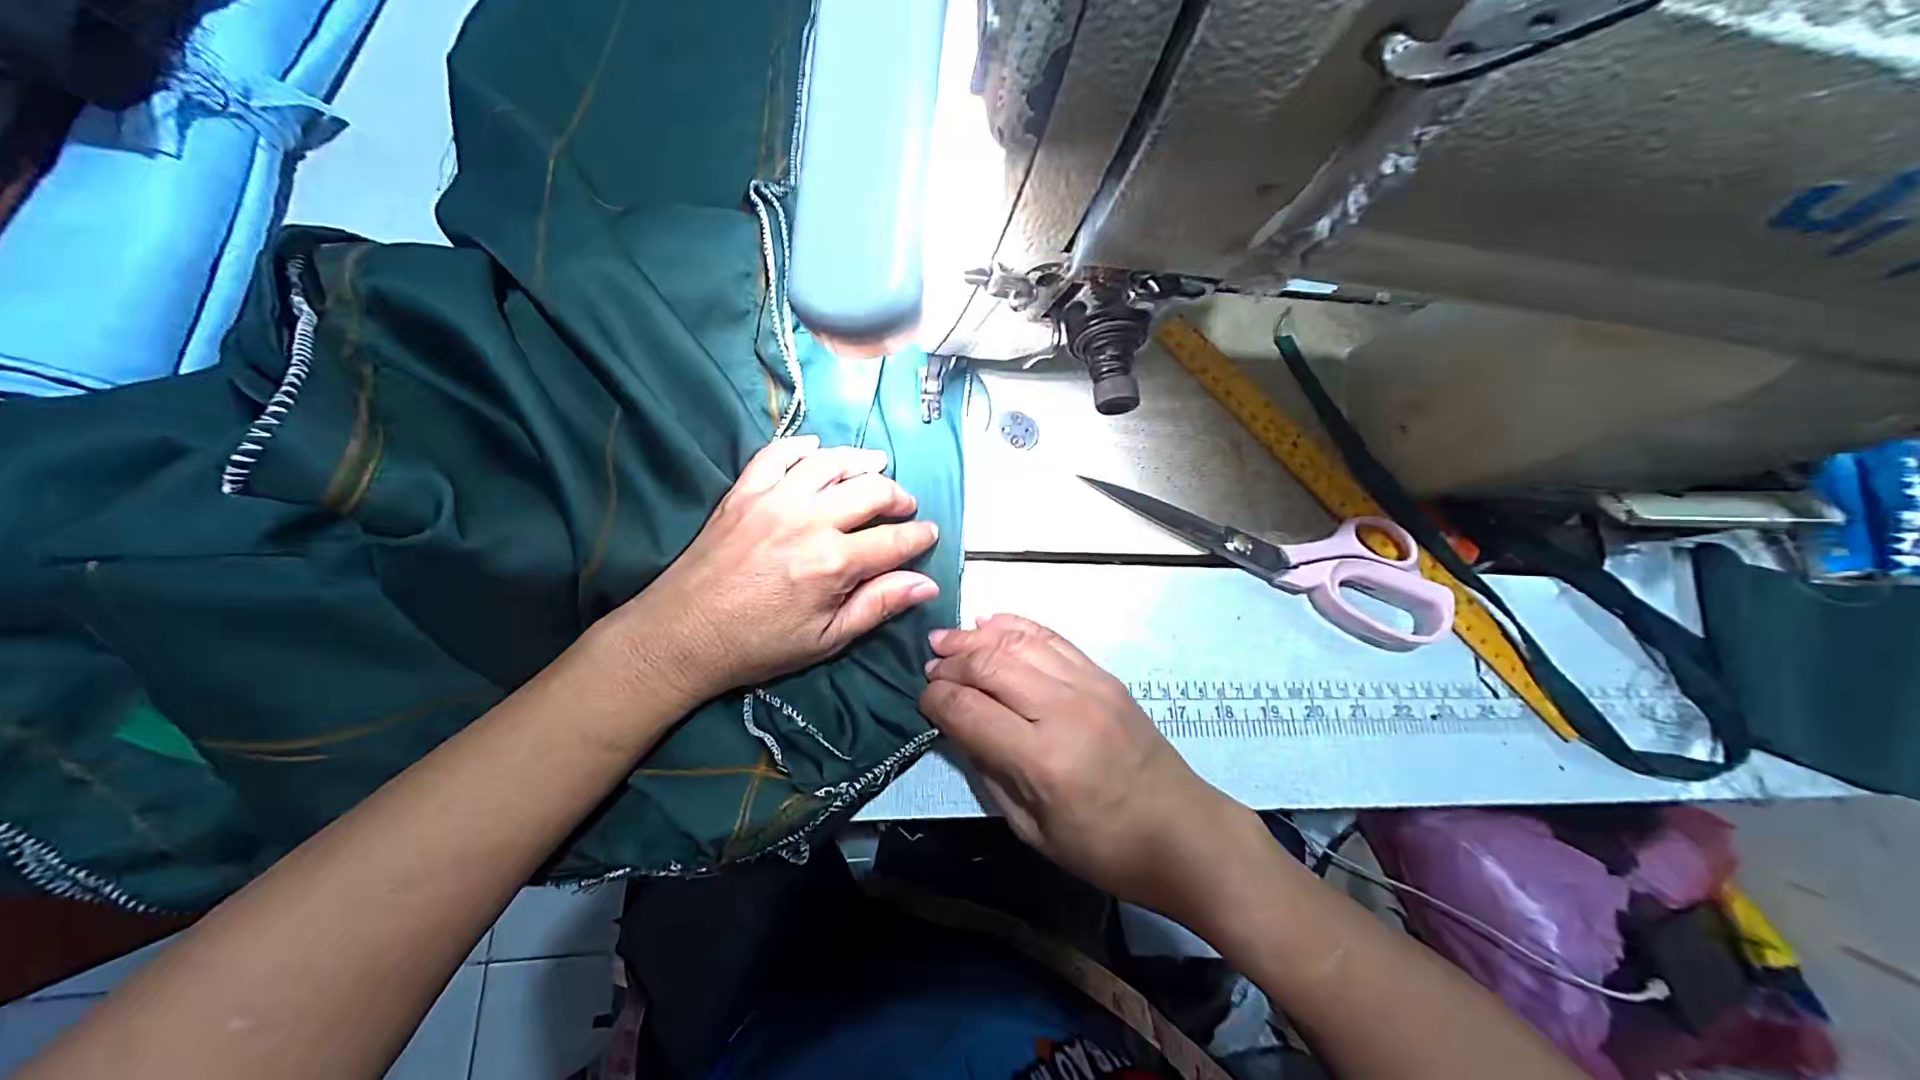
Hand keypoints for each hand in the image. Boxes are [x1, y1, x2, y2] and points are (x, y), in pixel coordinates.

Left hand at [606, 436, 940, 702]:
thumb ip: (878, 605)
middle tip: (905, 506)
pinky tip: (817, 451)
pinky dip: (802, 447)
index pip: (894, 539)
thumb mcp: (826, 639)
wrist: (682, 635)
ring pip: (831, 462)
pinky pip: (777, 453)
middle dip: (899, 496)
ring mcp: (773, 499)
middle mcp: (808, 520)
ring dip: (861, 461)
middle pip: (871, 490)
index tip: (929, 534)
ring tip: (877, 467)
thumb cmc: (758, 645)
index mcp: (833, 563)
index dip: (919, 535)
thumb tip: (926, 585)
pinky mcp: (744, 492)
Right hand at [919, 615, 1258, 921]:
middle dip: (951, 662)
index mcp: (1040, 759)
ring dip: (976, 636)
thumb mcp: (1031, 830)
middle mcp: (1062, 709)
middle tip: (929, 664)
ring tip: (948, 638)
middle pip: (989, 664)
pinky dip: (1016, 626)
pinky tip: (992, 623)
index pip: (968, 709)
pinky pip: (1051, 638)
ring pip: (1018, 642)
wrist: (1184, 832)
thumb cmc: (1104, 847)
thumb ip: (989, 773)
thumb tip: (958, 728)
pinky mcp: (1105, 675)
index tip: (922, 699)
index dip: (935, 699)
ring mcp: (1088, 685)